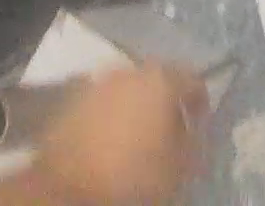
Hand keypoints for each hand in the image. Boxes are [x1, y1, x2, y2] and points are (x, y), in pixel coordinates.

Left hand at [30, 63, 209, 204]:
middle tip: (167, 131)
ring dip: (134, 108)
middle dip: (165, 102)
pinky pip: (100, 105)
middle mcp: (129, 71)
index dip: (200, 103)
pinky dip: (108, 117)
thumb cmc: (132, 176)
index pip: (193, 80)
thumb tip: (195, 129)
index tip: (198, 125)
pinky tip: (108, 142)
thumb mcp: (179, 166)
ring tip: (135, 138)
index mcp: (161, 78)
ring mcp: (96, 84)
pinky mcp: (70, 103)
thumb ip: (195, 141)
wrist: (64, 192)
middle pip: (157, 80)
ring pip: (126, 91)